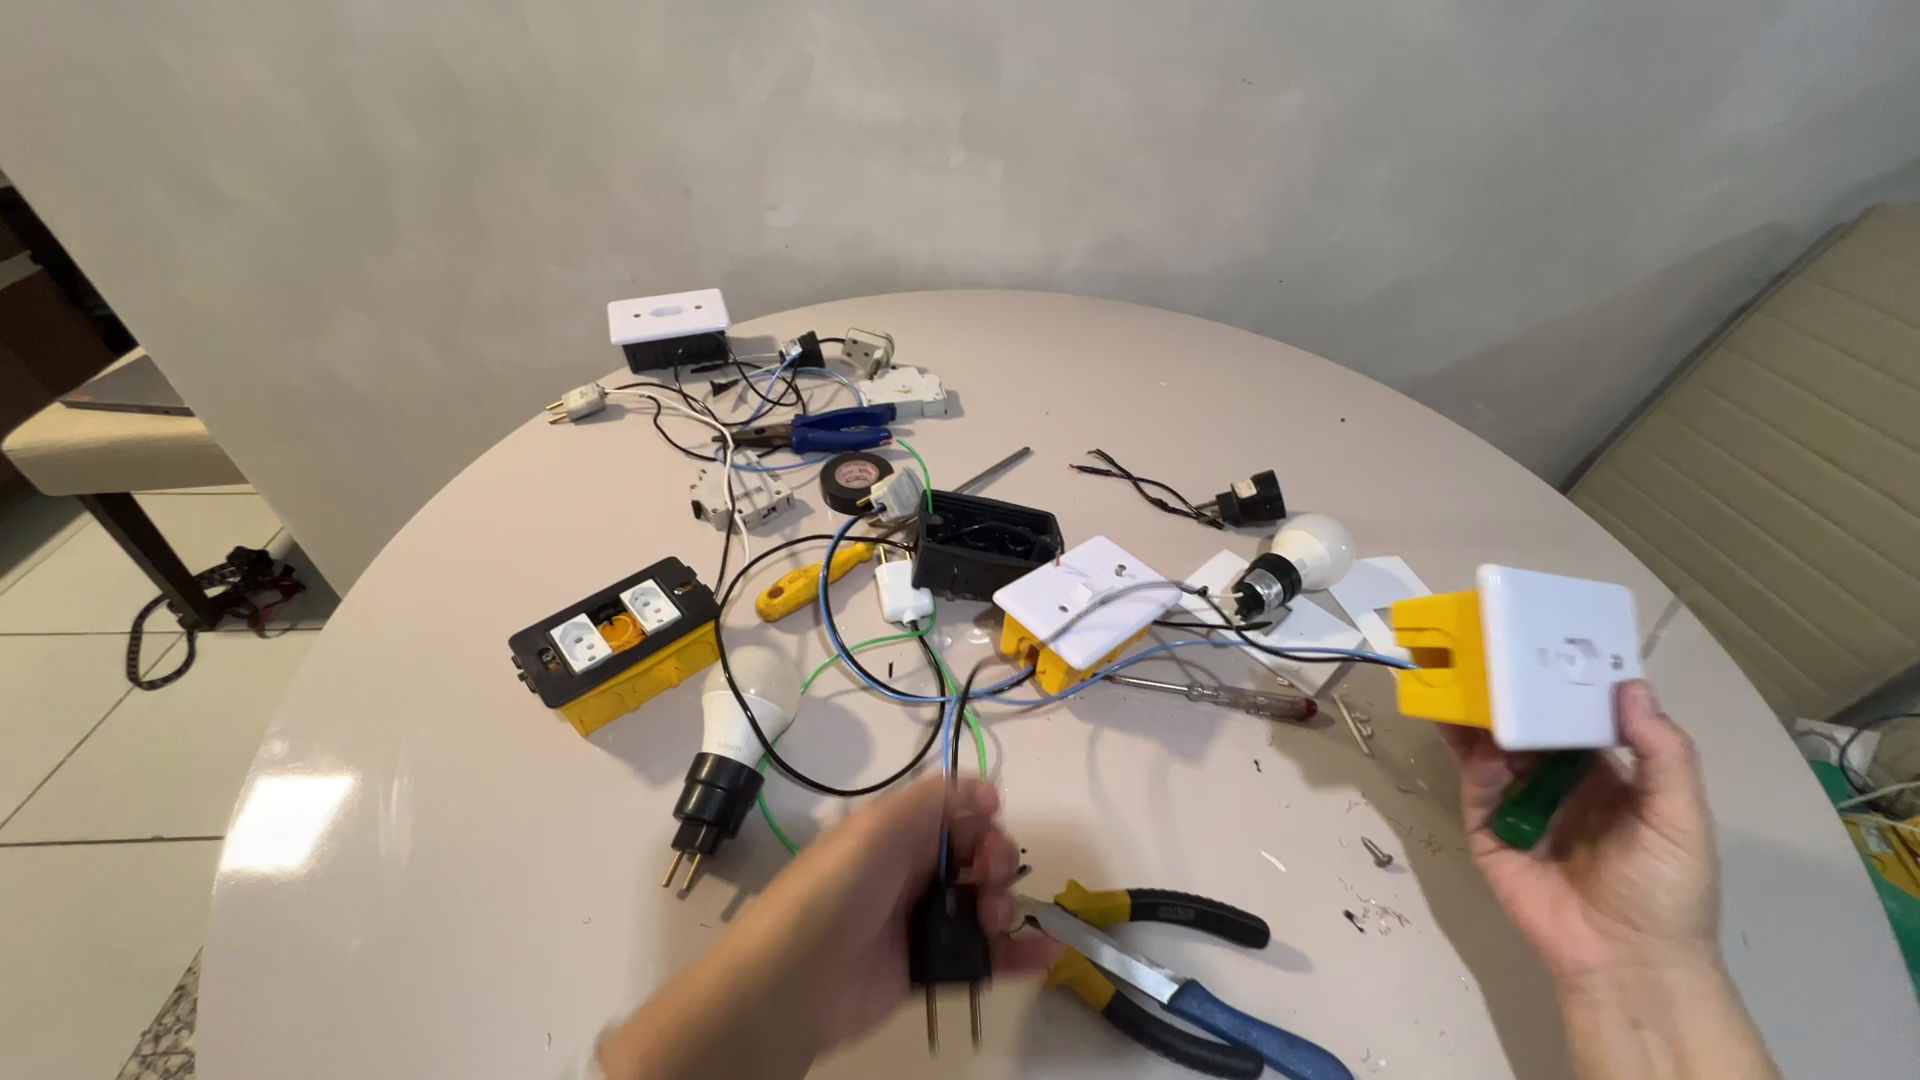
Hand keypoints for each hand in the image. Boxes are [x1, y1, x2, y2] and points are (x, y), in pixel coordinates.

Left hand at [758, 773, 1060, 1049]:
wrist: (793, 982)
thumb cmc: (837, 890)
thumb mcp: (879, 827)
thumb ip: (935, 800)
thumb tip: (988, 788)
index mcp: (898, 831)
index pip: (957, 812)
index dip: (982, 817)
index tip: (992, 828)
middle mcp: (912, 870)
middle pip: (976, 856)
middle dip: (998, 861)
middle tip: (991, 881)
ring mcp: (920, 921)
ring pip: (982, 904)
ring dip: (1007, 904)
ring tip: (998, 920)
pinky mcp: (927, 968)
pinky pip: (980, 956)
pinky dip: (1016, 953)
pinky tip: (1046, 951)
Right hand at [1443, 680, 1719, 987]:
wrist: (1624, 957)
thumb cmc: (1666, 888)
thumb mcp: (1681, 819)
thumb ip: (1662, 755)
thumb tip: (1630, 686)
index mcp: (1606, 775)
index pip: (1577, 719)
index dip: (1562, 686)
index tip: (1544, 646)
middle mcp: (1557, 781)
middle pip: (1527, 728)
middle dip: (1508, 696)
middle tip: (1487, 655)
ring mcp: (1517, 801)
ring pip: (1492, 749)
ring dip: (1478, 718)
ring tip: (1460, 682)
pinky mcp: (1485, 824)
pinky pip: (1475, 784)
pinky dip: (1472, 759)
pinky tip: (1471, 738)